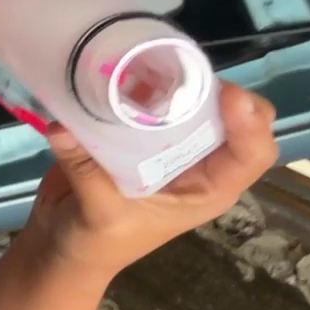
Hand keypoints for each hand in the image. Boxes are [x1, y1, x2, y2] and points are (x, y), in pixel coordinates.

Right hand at [27, 82, 276, 276]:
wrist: (60, 247)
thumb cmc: (95, 243)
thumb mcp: (100, 214)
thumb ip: (85, 170)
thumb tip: (60, 126)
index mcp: (205, 189)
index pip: (250, 154)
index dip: (248, 123)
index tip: (225, 94)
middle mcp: (191, 165)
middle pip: (224, 121)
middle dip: (211, 92)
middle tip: (181, 68)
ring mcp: (158, 150)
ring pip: (181, 109)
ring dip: (170, 86)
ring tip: (149, 61)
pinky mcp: (124, 139)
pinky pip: (136, 109)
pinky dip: (130, 91)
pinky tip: (115, 73)